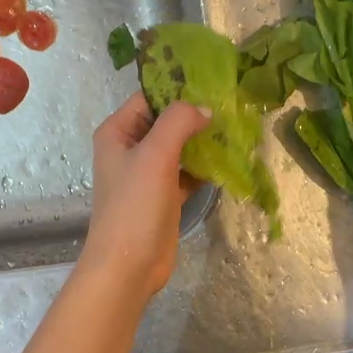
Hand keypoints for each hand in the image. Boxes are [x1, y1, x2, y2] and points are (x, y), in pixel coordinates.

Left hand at [81, 92, 210, 301]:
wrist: (129, 264)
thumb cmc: (135, 206)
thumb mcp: (155, 155)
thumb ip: (179, 123)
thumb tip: (205, 109)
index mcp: (118, 133)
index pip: (149, 98)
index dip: (177, 91)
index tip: (211, 88)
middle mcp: (131, 150)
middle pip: (166, 123)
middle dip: (195, 118)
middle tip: (230, 110)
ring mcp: (148, 176)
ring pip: (179, 150)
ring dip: (203, 143)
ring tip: (234, 133)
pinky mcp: (165, 198)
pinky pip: (187, 175)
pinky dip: (204, 169)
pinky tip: (227, 164)